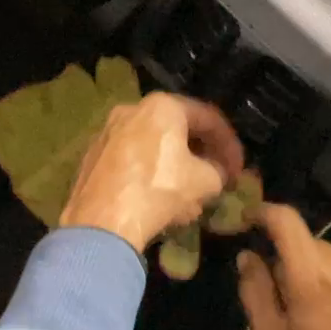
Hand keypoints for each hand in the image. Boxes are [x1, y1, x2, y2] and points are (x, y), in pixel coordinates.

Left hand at [61, 92, 244, 252]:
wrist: (102, 222)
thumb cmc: (160, 190)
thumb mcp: (206, 181)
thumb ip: (218, 170)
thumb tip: (216, 173)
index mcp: (163, 106)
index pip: (208, 119)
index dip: (229, 145)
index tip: (238, 169)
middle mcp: (132, 110)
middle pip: (177, 132)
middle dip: (200, 157)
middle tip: (215, 179)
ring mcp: (107, 133)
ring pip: (153, 149)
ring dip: (176, 171)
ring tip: (190, 200)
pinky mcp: (92, 158)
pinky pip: (132, 162)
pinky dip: (150, 178)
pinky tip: (160, 204)